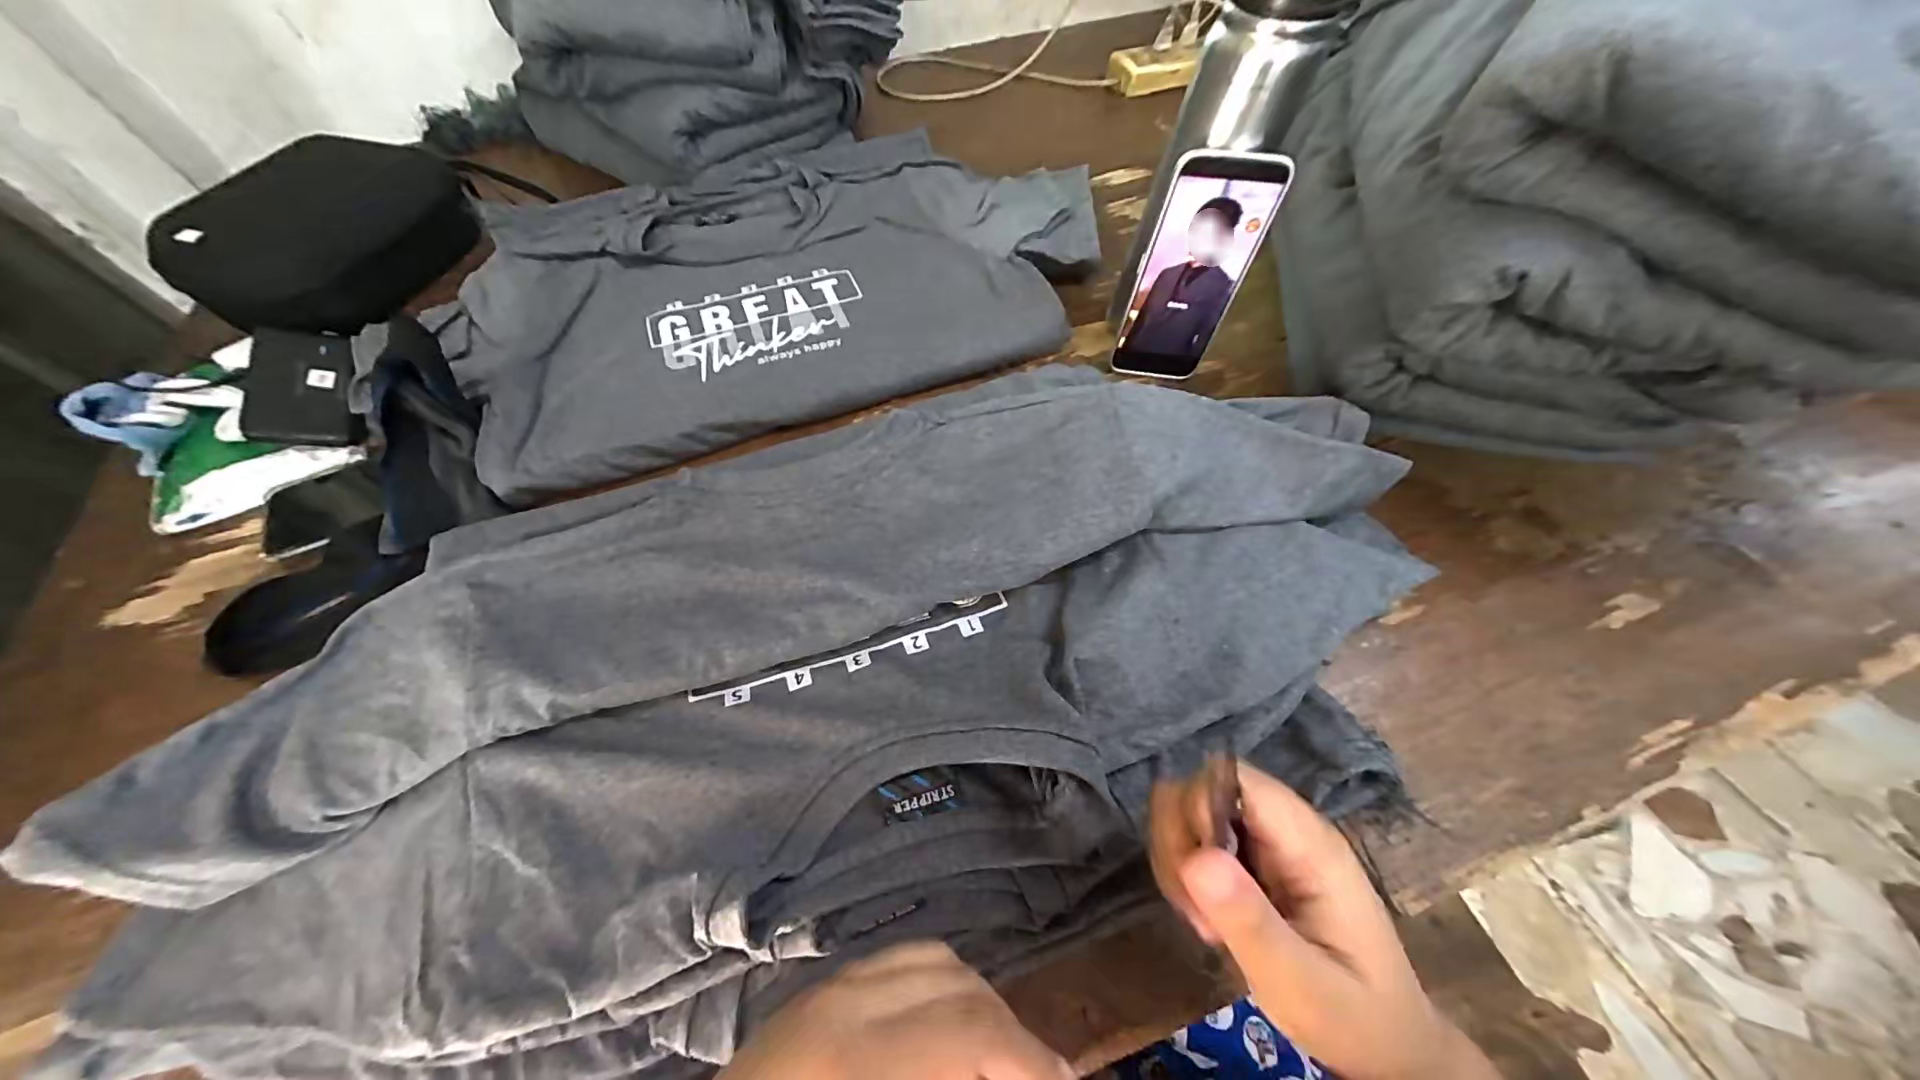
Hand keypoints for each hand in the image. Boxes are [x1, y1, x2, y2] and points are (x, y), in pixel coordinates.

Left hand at [718, 941, 1074, 1079]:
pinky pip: (900, 959)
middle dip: (1013, 1035)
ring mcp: (829, 984)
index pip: (971, 1027)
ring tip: (1000, 1051)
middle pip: (961, 988)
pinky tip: (948, 1019)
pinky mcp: (821, 986)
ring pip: (936, 960)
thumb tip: (1009, 1067)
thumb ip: (950, 1075)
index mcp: (855, 1051)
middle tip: (1042, 1078)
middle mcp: (845, 998)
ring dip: (980, 1002)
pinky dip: (940, 982)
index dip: (1032, 1059)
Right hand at [1150, 762, 1499, 1079]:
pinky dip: (1186, 873)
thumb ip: (1250, 922)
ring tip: (1201, 921)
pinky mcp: (1255, 860)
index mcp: (1308, 842)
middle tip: (1192, 907)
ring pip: (1194, 810)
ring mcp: (1270, 842)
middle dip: (1180, 838)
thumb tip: (1197, 858)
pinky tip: (1204, 919)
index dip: (1196, 806)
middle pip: (1204, 787)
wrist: (1390, 1047)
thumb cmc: (1353, 1020)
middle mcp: (1287, 827)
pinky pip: (1201, 840)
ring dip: (1179, 858)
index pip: (1233, 777)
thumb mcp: (1301, 985)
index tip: (1191, 869)